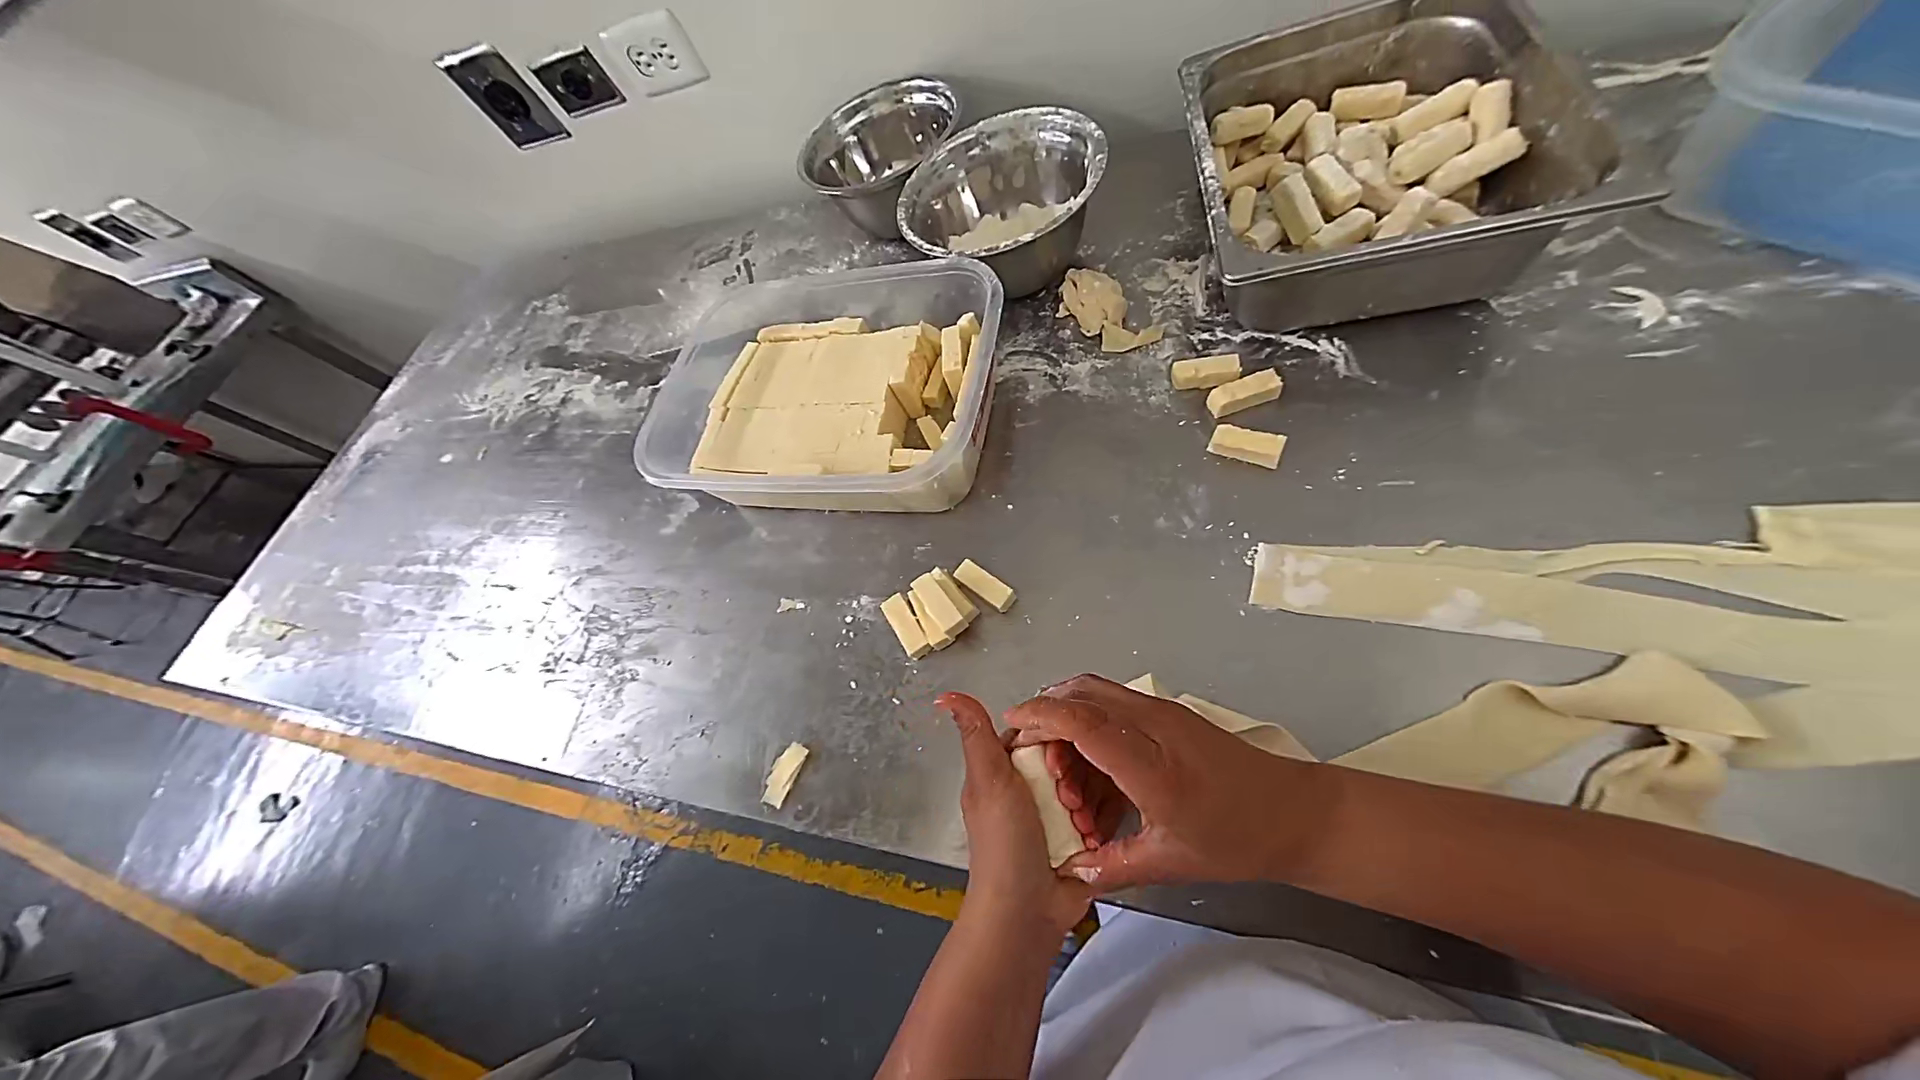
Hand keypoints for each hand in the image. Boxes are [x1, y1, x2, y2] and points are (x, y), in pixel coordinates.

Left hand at [938, 693, 1093, 940]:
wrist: (1027, 912)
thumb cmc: (1002, 848)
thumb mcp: (988, 781)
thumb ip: (978, 736)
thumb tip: (949, 696)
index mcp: (1003, 770)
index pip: (1035, 733)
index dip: (1051, 737)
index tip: (1056, 755)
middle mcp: (1028, 789)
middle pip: (1064, 758)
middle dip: (1072, 776)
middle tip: (1065, 799)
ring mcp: (1053, 814)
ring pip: (1085, 786)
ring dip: (1086, 803)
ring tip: (1077, 823)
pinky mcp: (1076, 837)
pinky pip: (1097, 815)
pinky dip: (1098, 824)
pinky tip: (1093, 835)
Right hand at [1006, 675, 1330, 891]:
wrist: (1293, 812)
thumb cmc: (1235, 838)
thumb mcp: (1170, 861)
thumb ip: (1112, 865)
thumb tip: (1068, 870)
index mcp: (1152, 765)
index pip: (1085, 722)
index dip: (1042, 718)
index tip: (1013, 725)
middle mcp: (1154, 725)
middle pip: (1084, 692)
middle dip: (1047, 713)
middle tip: (1035, 756)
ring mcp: (1163, 713)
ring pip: (1098, 693)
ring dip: (1069, 719)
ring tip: (1067, 774)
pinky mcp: (1168, 713)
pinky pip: (1115, 705)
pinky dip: (1092, 725)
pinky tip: (1094, 771)